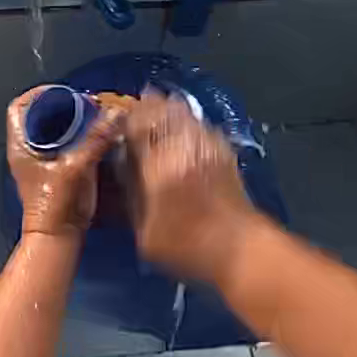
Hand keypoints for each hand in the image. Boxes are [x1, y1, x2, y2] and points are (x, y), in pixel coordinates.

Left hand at [5, 86, 124, 237]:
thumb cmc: (56, 204)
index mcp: (21, 145)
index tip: (61, 91)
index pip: (19, 107)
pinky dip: (78, 134)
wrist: (58, 238)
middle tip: (84, 102)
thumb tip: (116, 114)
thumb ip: (95, 140)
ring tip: (93, 114)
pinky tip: (96, 133)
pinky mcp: (56, 169)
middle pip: (39, 115)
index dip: (37, 94)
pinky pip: (65, 143)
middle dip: (61, 105)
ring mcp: (41, 160)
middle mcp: (27, 149)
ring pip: (53, 129)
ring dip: (72, 120)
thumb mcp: (75, 168)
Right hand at [122, 90, 263, 284]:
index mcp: (160, 165)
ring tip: (154, 113)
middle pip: (161, 110)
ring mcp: (206, 145)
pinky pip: (199, 124)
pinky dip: (185, 121)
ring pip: (181, 112)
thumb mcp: (145, 232)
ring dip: (165, 109)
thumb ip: (131, 194)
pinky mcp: (223, 151)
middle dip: (145, 106)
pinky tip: (180, 130)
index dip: (124, 118)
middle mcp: (183, 147)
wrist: (241, 250)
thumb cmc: (189, 247)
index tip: (115, 120)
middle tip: (133, 109)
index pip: (136, 124)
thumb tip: (123, 168)